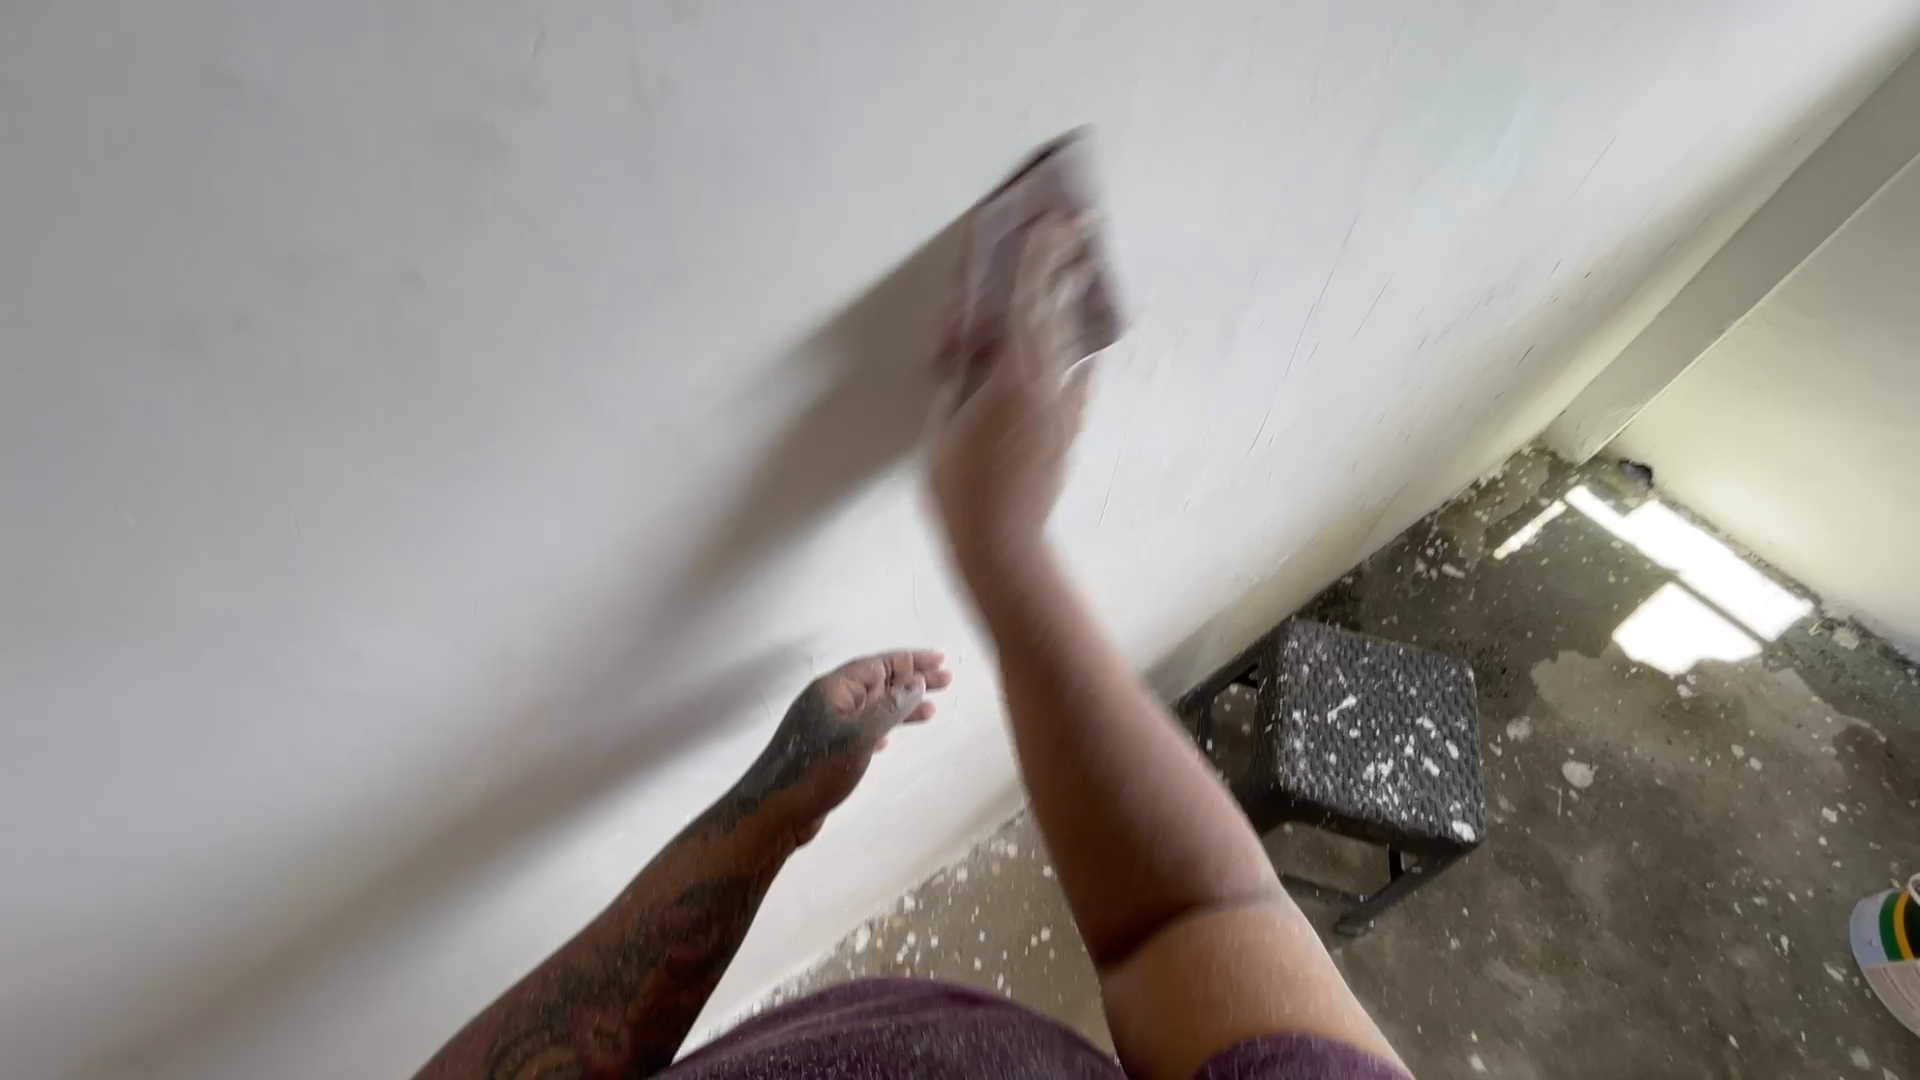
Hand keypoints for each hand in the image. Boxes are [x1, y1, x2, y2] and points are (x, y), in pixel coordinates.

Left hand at [732, 650, 951, 841]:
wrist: (775, 813)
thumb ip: (890, 707)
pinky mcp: (827, 750)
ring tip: (931, 708)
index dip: (911, 661)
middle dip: (912, 680)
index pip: (879, 665)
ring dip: (901, 706)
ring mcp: (827, 726)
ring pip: (873, 707)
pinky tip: (892, 736)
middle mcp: (830, 701)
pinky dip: (882, 727)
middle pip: (878, 682)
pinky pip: (862, 728)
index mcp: (834, 689)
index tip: (939, 660)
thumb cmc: (815, 769)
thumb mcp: (859, 734)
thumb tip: (916, 683)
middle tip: (946, 680)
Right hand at [928, 214, 1098, 575]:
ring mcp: (1066, 407)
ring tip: (1082, 271)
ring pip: (1076, 342)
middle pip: (1062, 313)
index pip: (1029, 303)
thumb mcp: (943, 425)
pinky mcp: (1070, 429)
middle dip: (1071, 264)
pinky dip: (1078, 349)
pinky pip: (1079, 376)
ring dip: (1076, 303)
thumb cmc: (958, 487)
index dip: (1042, 256)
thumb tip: (976, 347)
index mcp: (1012, 378)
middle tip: (1085, 225)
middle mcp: (1049, 385)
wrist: (1003, 541)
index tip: (1055, 218)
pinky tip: (1078, 342)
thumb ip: (963, 380)